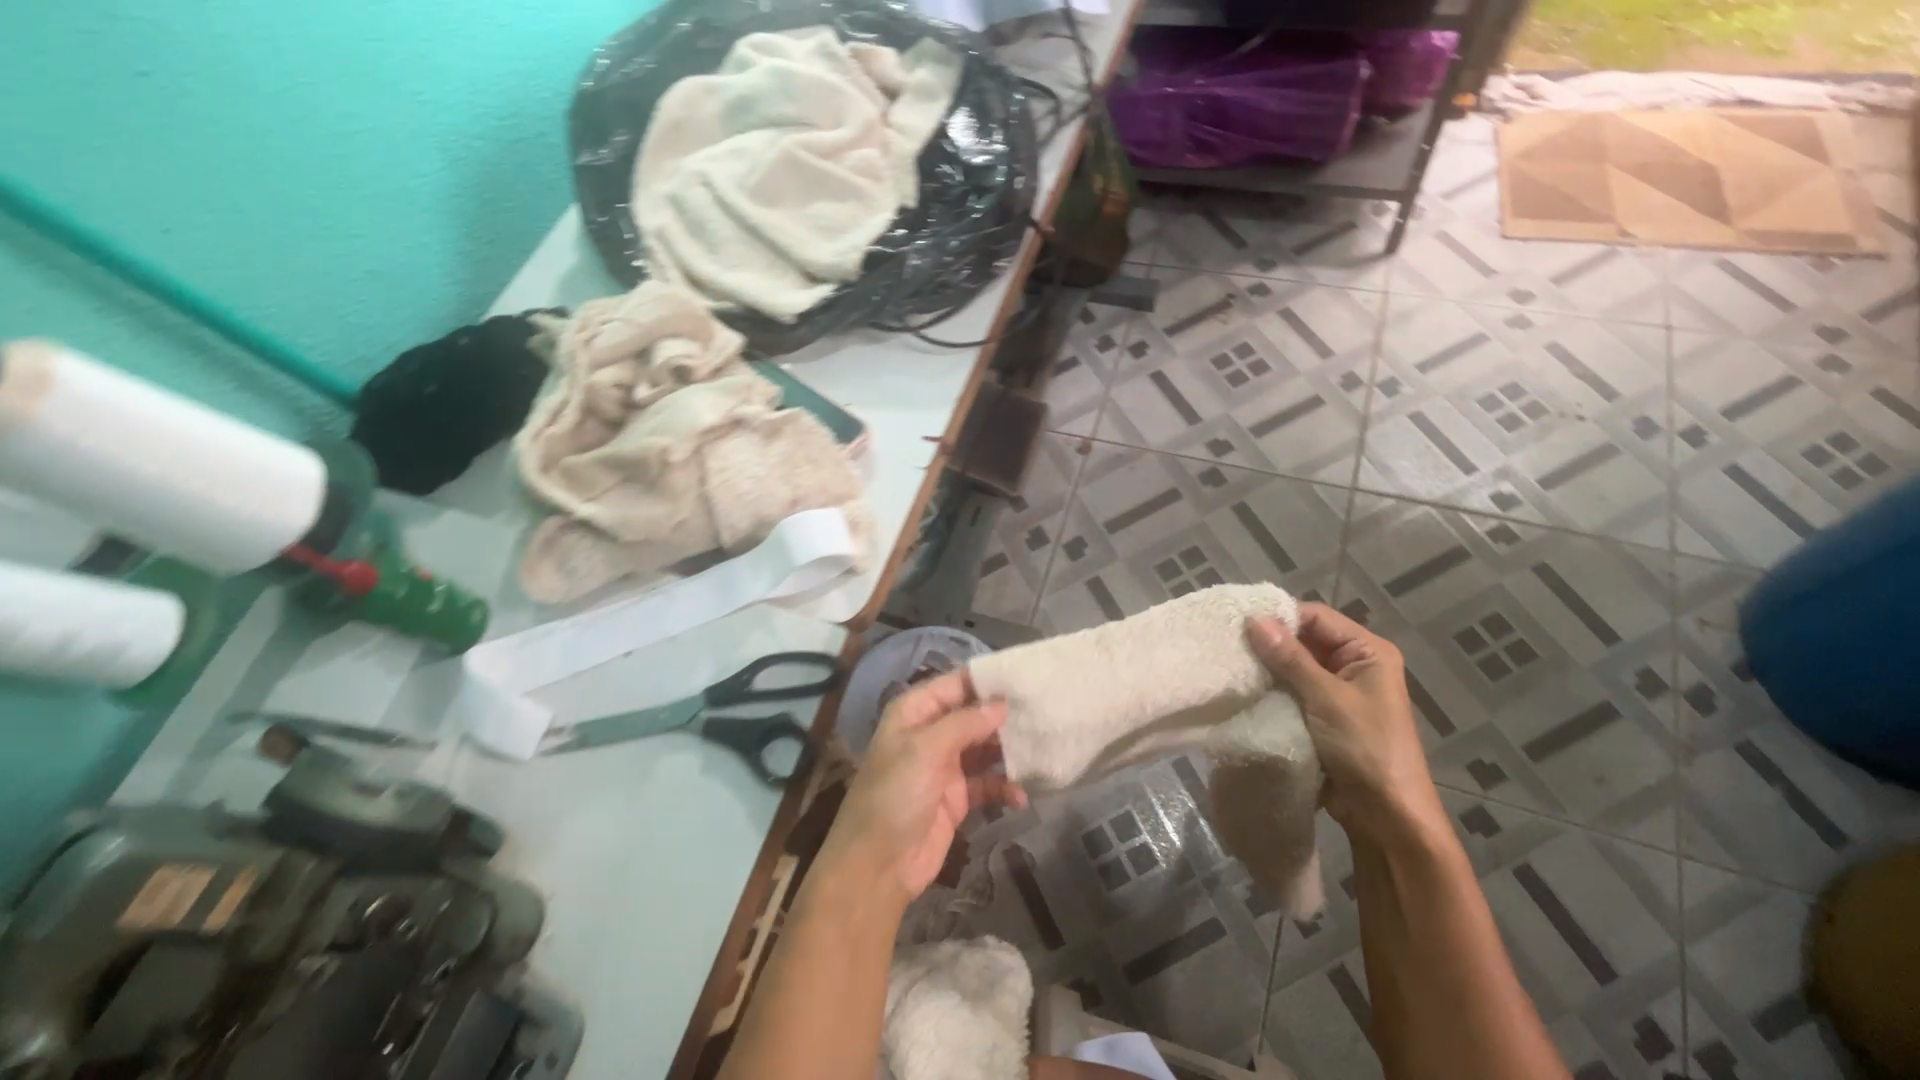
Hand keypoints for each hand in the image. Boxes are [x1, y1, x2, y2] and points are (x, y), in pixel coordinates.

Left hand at [821, 671, 1027, 907]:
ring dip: (1009, 750)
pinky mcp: (957, 799)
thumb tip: (1002, 703)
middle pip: (973, 715)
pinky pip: (988, 784)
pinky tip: (1022, 795)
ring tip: (1043, 748)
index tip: (1026, 676)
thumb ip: (965, 723)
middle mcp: (930, 735)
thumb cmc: (894, 796)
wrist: (877, 865)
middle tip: (1045, 711)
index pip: (954, 685)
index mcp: (913, 714)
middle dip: (1004, 715)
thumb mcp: (925, 750)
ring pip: (984, 748)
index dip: (986, 680)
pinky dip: (1005, 787)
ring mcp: (944, 767)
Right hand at [1247, 604, 1444, 845]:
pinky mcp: (1321, 719)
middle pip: (1304, 641)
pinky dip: (1270, 694)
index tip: (1239, 623)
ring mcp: (1337, 694)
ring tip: (1229, 668)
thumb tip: (1255, 619)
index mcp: (1368, 652)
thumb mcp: (1327, 698)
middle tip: (1227, 646)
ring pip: (1293, 670)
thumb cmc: (1366, 748)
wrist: (1386, 814)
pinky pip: (1291, 695)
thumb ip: (1290, 659)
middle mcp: (1354, 666)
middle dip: (1269, 644)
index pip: (1317, 617)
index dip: (1280, 617)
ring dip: (1267, 671)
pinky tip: (1243, 694)